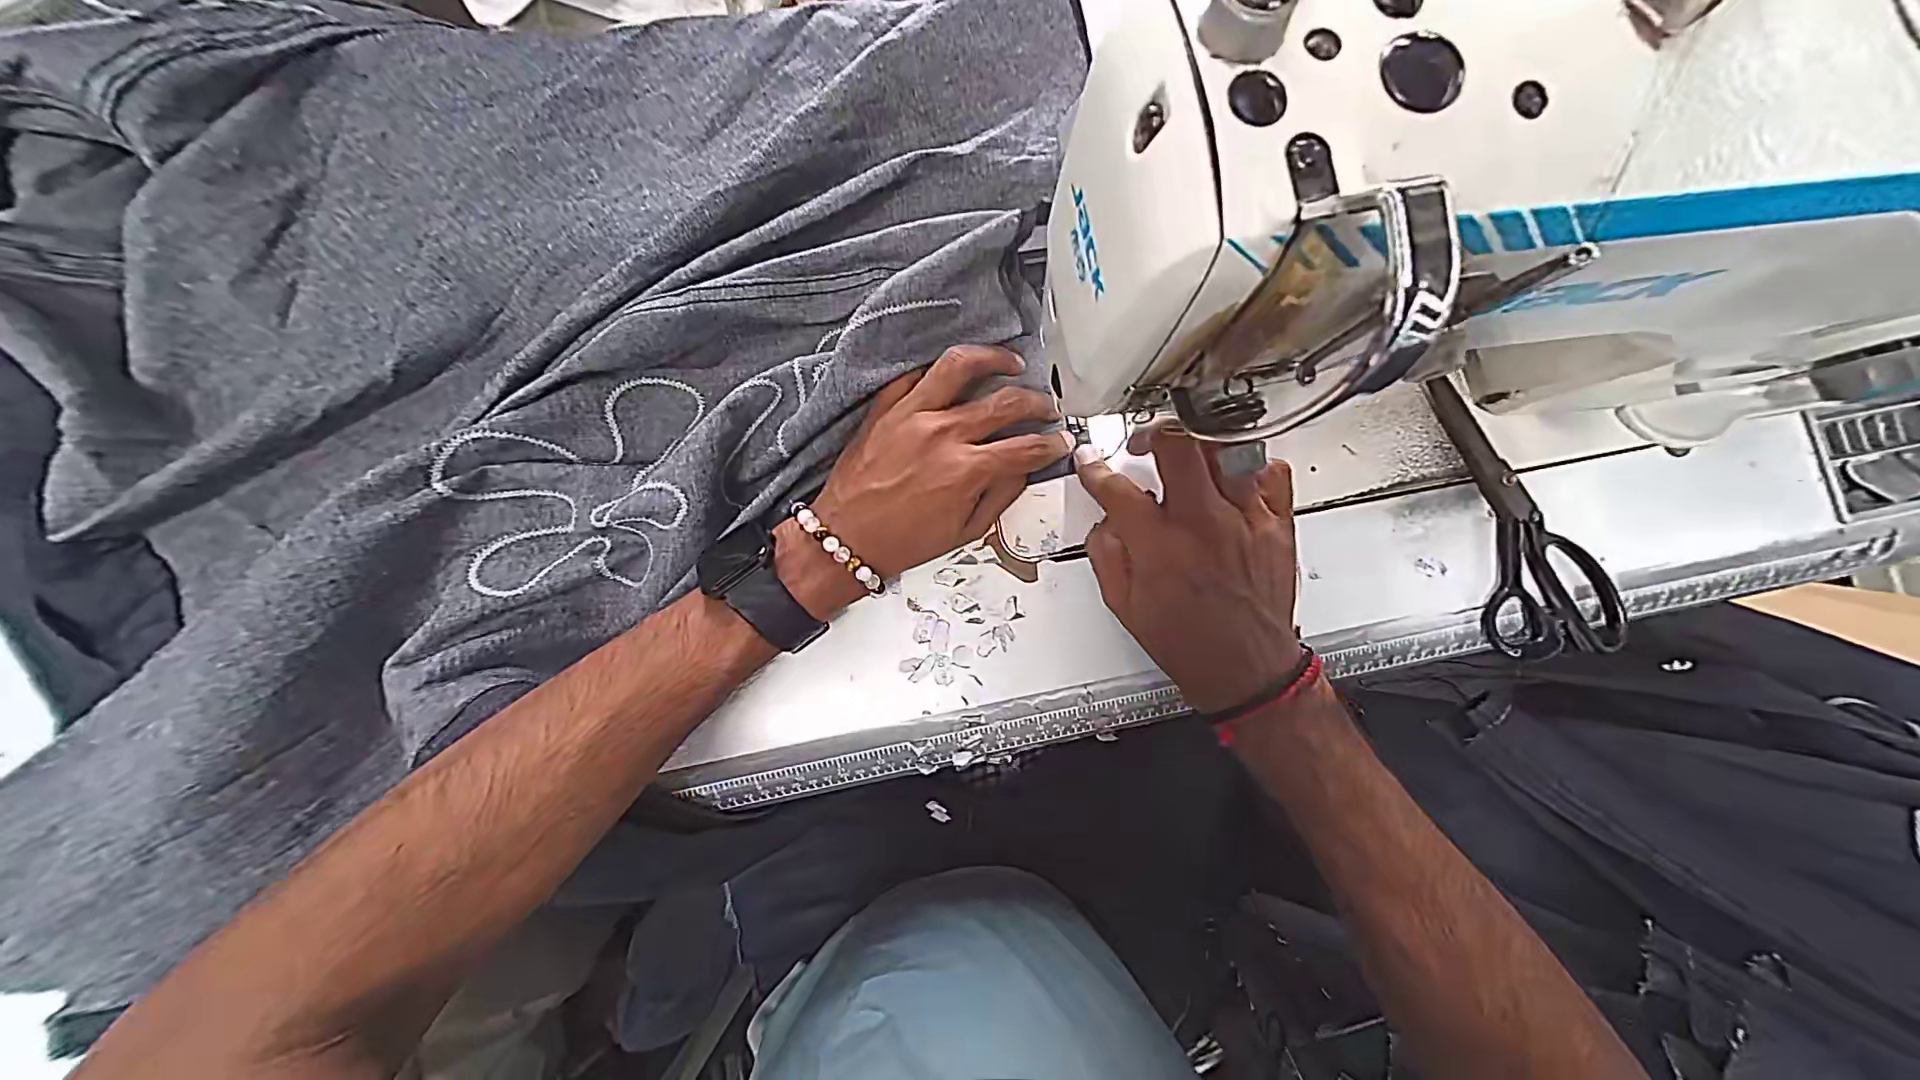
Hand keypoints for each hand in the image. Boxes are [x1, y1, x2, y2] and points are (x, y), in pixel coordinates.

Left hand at [775, 345, 1072, 617]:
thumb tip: (1023, 470)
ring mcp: (910, 415)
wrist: (846, 538)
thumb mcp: (964, 531)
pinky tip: (954, 377)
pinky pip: (916, 374)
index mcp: (964, 471)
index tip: (1058, 440)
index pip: (1026, 446)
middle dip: (1038, 403)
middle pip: (1006, 401)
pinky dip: (940, 371)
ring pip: (961, 365)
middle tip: (1045, 408)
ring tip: (1009, 363)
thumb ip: (1000, 495)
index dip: (1052, 443)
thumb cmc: (899, 540)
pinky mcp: (885, 409)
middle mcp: (941, 435)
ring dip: (994, 359)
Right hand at [1075, 428, 1302, 713]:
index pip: (1117, 487)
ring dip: (1199, 446)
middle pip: (1178, 444)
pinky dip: (1252, 468)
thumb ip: (1107, 555)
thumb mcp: (1124, 604)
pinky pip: (1272, 474)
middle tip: (1144, 444)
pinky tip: (1233, 480)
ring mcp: (1244, 521)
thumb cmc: (1189, 642)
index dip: (1095, 470)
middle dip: (1152, 434)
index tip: (1091, 464)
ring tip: (1188, 458)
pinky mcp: (1276, 526)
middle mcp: (1203, 525)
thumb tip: (1105, 523)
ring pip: (1225, 449)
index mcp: (1159, 546)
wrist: (1245, 668)